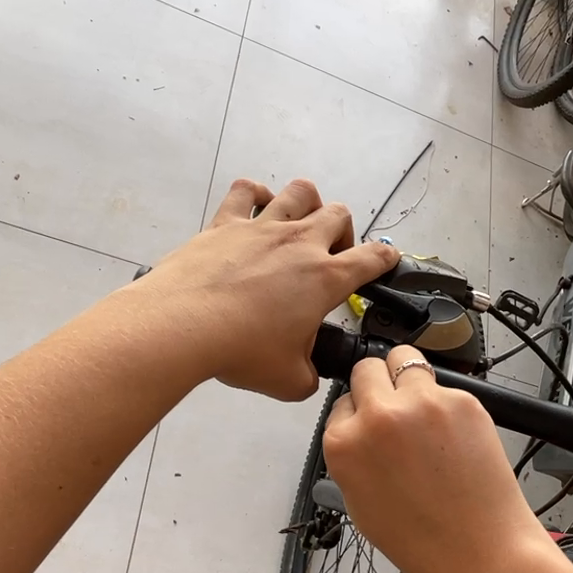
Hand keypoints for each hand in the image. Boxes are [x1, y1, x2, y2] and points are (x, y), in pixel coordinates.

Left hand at [131, 179, 397, 399]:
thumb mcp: (290, 381)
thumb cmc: (242, 352)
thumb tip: (308, 374)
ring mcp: (262, 227)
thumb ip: (310, 376)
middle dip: (344, 233)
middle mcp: (300, 243)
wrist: (183, 327)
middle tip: (331, 258)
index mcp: (325, 279)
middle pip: (339, 214)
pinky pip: (246, 191)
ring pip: (300, 192)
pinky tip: (256, 208)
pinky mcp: (225, 222)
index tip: (388, 259)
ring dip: (308, 204)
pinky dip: (256, 195)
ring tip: (300, 226)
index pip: (372, 259)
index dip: (386, 258)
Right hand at [321, 346, 559, 572]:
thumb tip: (356, 428)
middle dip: (378, 385)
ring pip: (406, 360)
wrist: (479, 551)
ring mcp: (423, 403)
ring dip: (410, 379)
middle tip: (395, 409)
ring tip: (425, 414)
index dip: (358, 414)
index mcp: (344, 443)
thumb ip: (352, 455)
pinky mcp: (463, 400)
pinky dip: (447, 404)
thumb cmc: (422, 540)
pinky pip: (446, 387)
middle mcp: (379, 415)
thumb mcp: (358, 503)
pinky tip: (454, 437)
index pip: (341, 402)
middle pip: (368, 368)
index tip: (372, 426)